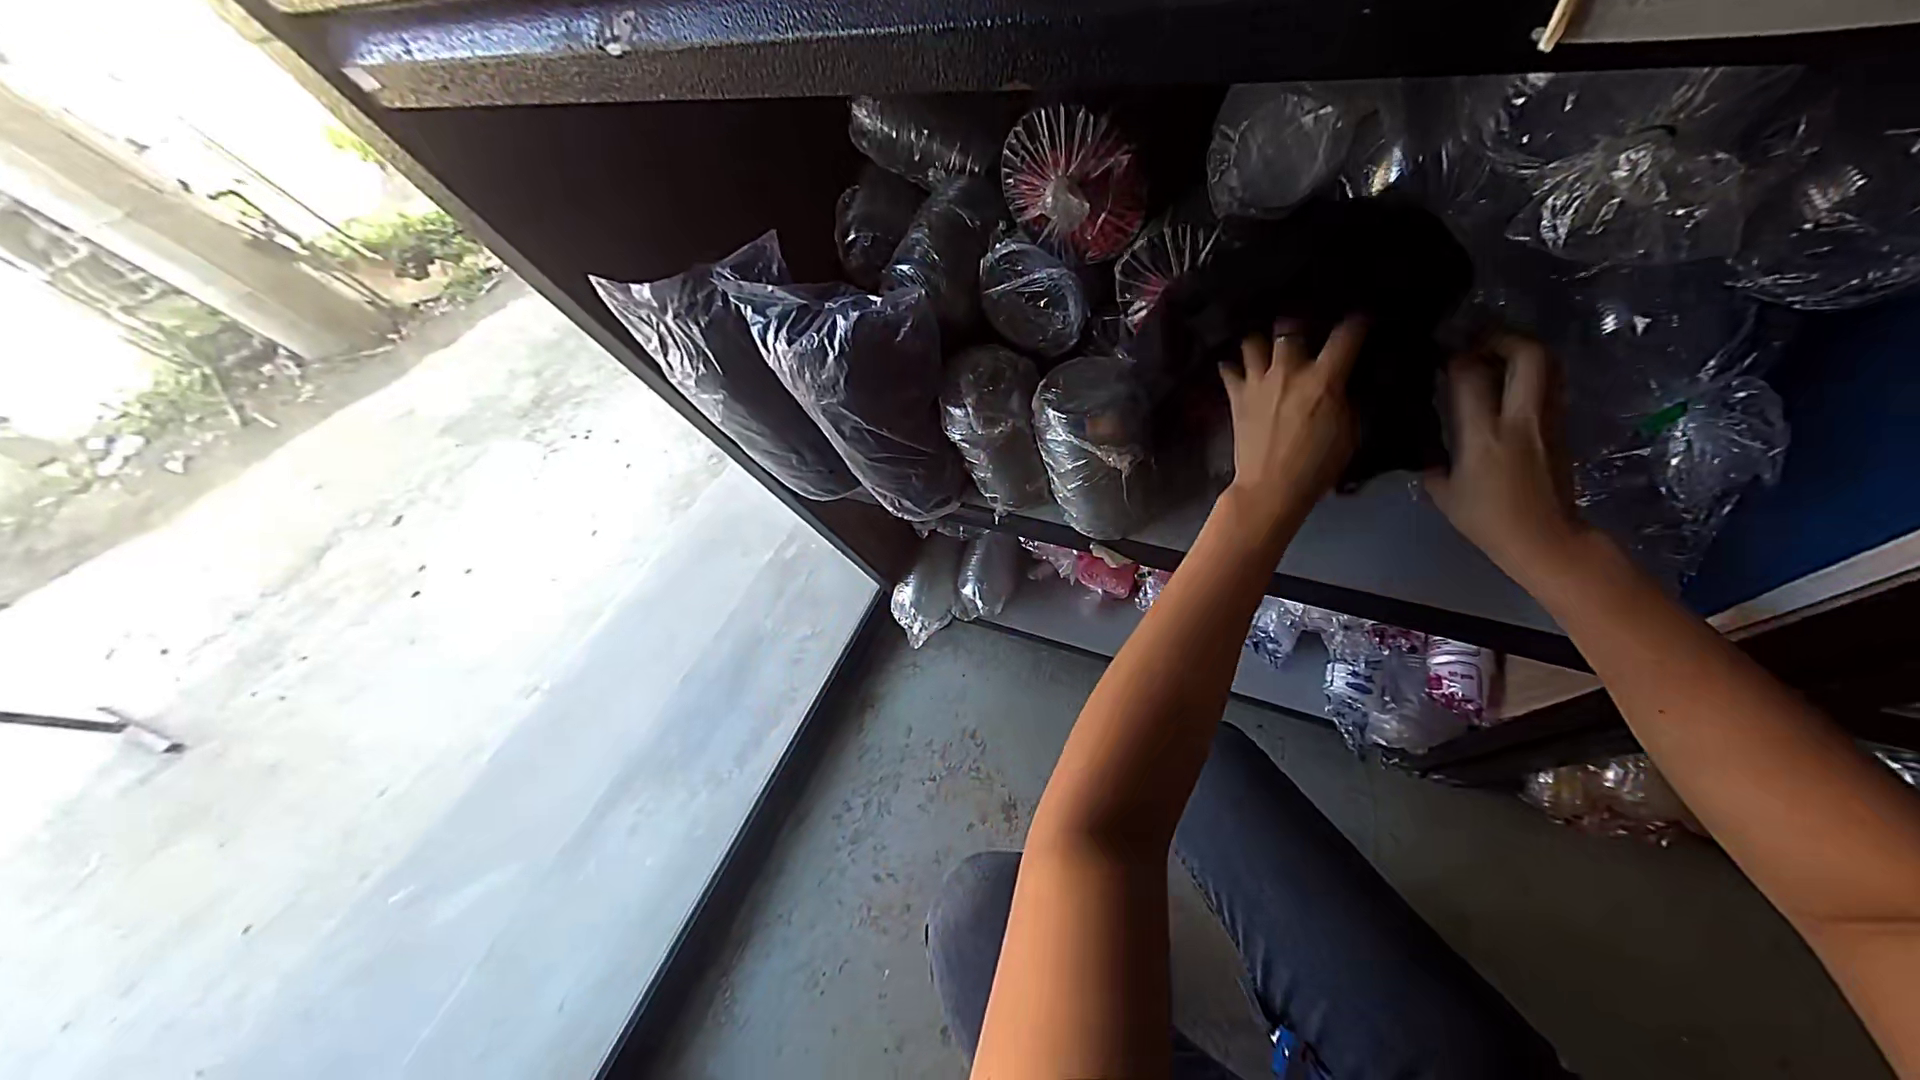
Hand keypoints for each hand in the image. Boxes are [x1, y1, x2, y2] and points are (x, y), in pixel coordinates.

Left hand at [1220, 316, 1363, 542]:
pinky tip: (1236, 366)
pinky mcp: (1236, 397)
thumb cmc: (1317, 465)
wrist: (1270, 487)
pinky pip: (1227, 369)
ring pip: (1253, 341)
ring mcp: (1257, 383)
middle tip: (1302, 329)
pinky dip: (1231, 365)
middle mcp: (1288, 372)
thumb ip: (1347, 398)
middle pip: (1289, 326)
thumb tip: (1346, 381)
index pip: (1346, 334)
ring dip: (1261, 341)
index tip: (1362, 318)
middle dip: (1297, 323)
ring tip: (1266, 346)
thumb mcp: (1349, 430)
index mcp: (1323, 379)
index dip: (1358, 321)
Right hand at [1425, 333, 1587, 580]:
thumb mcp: (1443, 491)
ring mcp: (1547, 420)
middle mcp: (1520, 418)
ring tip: (1493, 356)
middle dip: (1501, 338)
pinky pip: (1548, 385)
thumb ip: (1435, 458)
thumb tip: (1431, 440)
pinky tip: (1507, 385)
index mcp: (1483, 435)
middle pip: (1527, 355)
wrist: (1545, 538)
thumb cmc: (1486, 520)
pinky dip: (1529, 374)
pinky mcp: (1560, 427)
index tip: (1437, 354)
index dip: (1453, 357)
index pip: (1469, 376)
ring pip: (1547, 365)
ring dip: (1521, 351)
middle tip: (1475, 342)